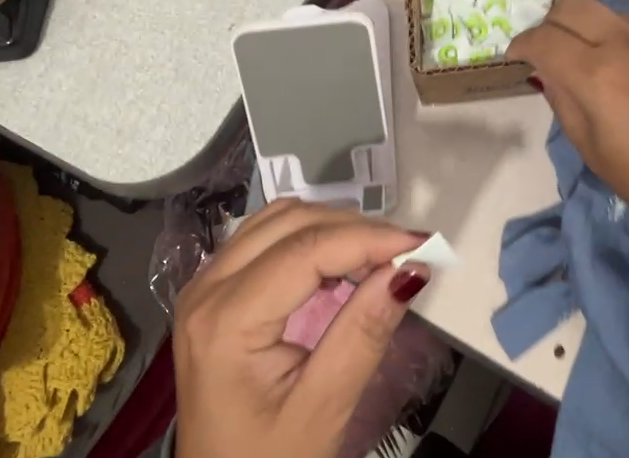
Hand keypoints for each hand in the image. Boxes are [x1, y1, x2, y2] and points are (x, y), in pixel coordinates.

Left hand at [173, 200, 431, 457]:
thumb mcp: (322, 408)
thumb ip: (364, 333)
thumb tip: (410, 269)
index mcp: (225, 320)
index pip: (305, 249)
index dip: (368, 237)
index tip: (422, 243)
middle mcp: (207, 288)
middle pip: (291, 223)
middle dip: (355, 228)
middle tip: (407, 253)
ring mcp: (206, 285)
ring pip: (278, 220)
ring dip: (333, 226)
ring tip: (379, 257)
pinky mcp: (215, 290)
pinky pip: (266, 236)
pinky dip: (310, 236)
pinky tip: (341, 264)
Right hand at [509, 0, 628, 222]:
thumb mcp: (597, 154)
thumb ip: (565, 105)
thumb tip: (547, 74)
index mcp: (596, 75)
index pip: (544, 39)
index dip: (522, 44)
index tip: (517, 56)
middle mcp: (623, 42)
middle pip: (571, 6)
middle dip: (550, 23)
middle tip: (548, 50)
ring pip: (604, 9)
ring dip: (586, 26)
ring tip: (589, 58)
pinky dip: (616, 32)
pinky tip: (625, 62)